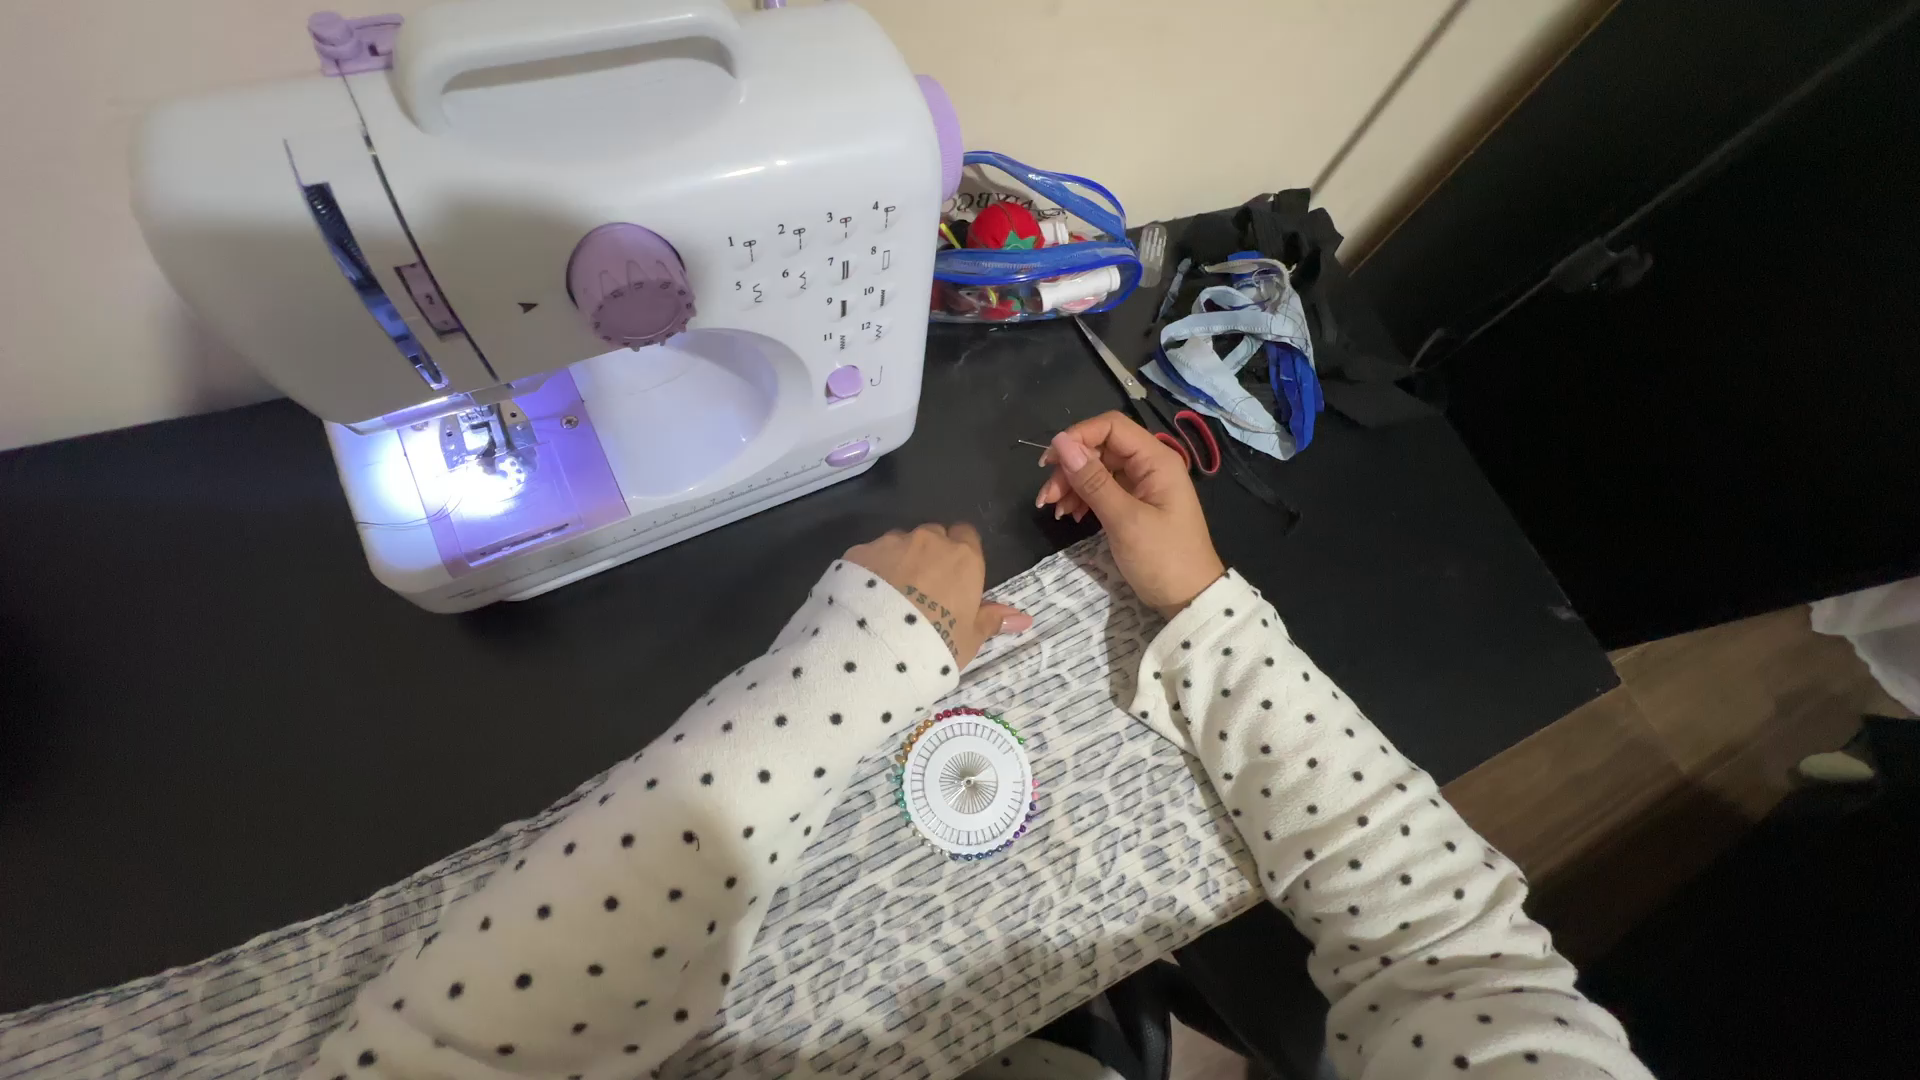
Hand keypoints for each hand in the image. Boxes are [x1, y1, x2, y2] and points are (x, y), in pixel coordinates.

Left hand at [843, 524, 1033, 666]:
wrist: (877, 646)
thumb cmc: (936, 642)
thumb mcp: (969, 638)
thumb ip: (993, 620)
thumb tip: (1024, 619)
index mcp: (963, 557)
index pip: (966, 536)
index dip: (961, 554)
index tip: (955, 579)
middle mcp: (928, 540)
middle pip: (933, 536)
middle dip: (930, 554)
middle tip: (923, 589)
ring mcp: (891, 543)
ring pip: (900, 543)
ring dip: (900, 560)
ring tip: (890, 595)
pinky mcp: (859, 552)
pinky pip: (870, 555)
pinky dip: (871, 570)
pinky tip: (865, 597)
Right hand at [1035, 411, 1226, 616]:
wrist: (1190, 600)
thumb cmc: (1162, 558)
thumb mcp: (1123, 519)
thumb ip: (1092, 480)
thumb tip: (1061, 443)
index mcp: (1156, 460)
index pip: (1110, 427)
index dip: (1077, 437)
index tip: (1049, 462)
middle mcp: (1149, 465)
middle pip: (1100, 449)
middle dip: (1069, 468)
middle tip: (1046, 498)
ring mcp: (1142, 485)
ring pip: (1097, 470)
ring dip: (1071, 485)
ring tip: (1054, 511)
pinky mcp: (1135, 504)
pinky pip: (1103, 490)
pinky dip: (1083, 499)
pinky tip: (1071, 516)